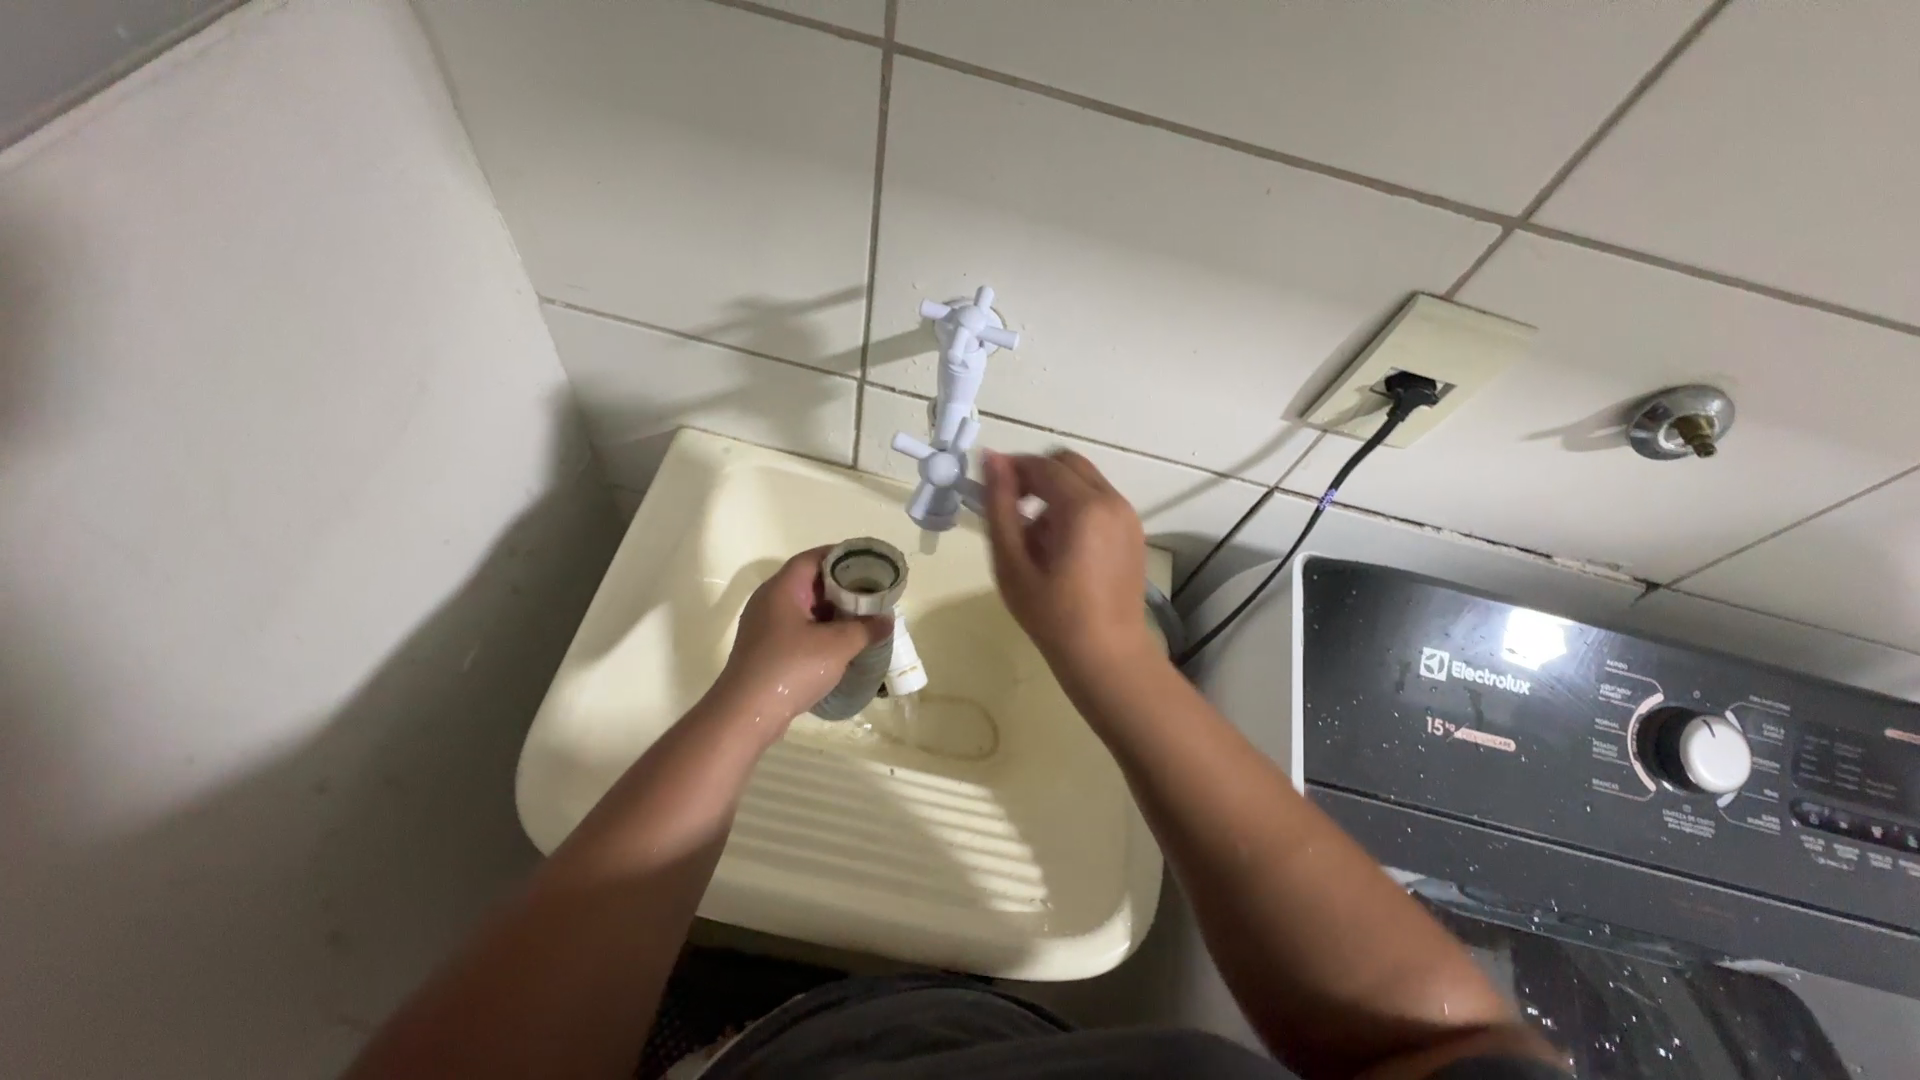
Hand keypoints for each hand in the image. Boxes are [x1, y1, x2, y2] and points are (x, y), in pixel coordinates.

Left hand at [710, 547, 891, 738]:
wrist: (747, 712)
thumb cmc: (791, 668)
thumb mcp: (838, 646)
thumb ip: (866, 628)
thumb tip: (886, 620)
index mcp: (782, 589)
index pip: (813, 558)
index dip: (841, 556)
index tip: (867, 563)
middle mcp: (769, 601)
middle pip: (809, 581)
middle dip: (841, 586)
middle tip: (871, 592)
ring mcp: (764, 626)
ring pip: (803, 607)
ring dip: (832, 611)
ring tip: (862, 617)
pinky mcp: (765, 649)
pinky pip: (797, 628)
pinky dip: (820, 629)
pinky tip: (840, 643)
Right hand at [982, 450, 1156, 676]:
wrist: (1106, 654)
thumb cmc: (1051, 615)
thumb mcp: (1012, 562)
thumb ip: (1000, 506)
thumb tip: (992, 458)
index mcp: (1083, 506)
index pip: (1042, 465)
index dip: (1012, 470)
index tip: (990, 491)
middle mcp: (1112, 501)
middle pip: (1067, 464)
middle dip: (1036, 477)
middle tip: (1012, 511)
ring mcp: (1128, 516)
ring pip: (1085, 481)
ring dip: (1056, 493)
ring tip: (1036, 539)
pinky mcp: (1134, 532)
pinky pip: (1100, 502)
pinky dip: (1076, 508)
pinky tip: (1062, 550)